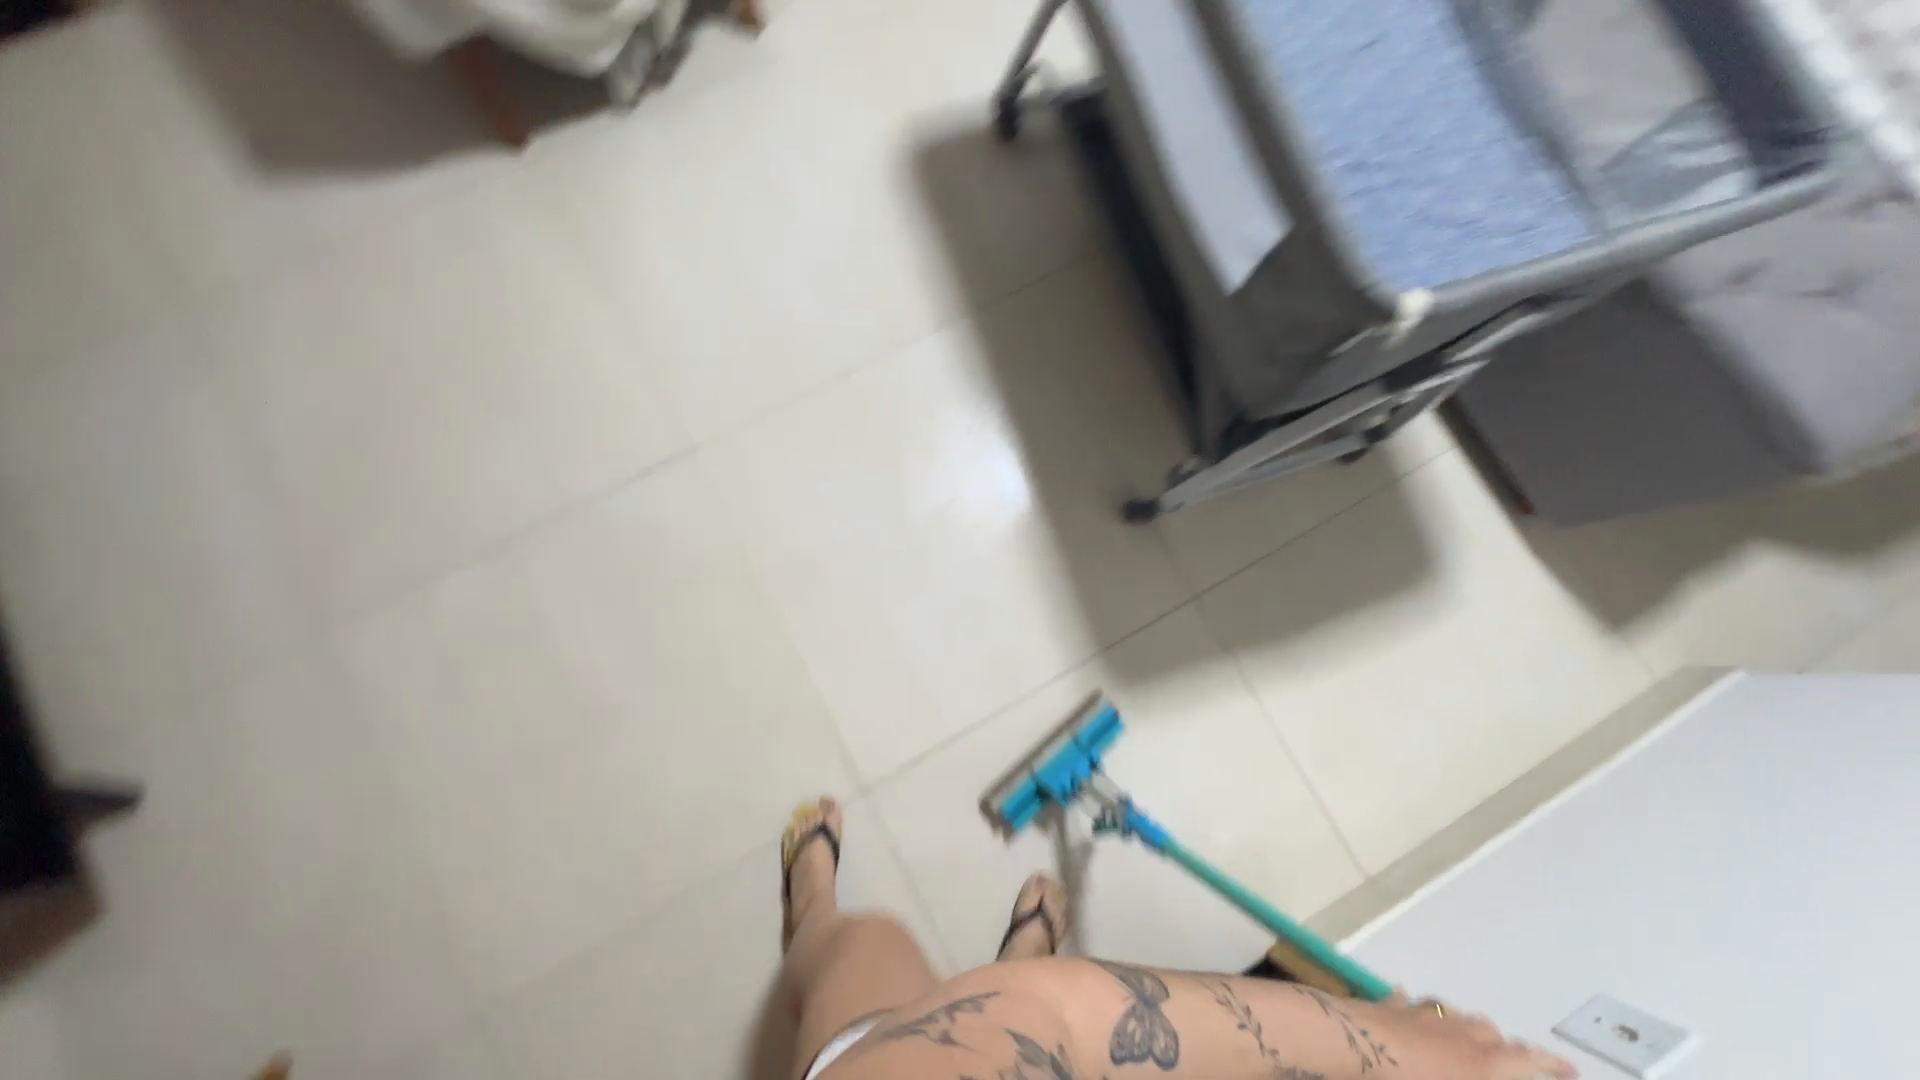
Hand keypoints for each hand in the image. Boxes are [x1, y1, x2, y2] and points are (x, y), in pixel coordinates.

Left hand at [1361, 994, 1576, 1079]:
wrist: (1350, 1047)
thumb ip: (1482, 1076)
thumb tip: (1485, 1072)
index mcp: (1480, 1063)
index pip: (1525, 1059)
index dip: (1549, 1063)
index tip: (1568, 1068)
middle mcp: (1457, 1032)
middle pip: (1489, 1031)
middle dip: (1502, 1045)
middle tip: (1505, 1061)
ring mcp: (1420, 1014)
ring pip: (1453, 1012)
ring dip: (1463, 1025)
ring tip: (1464, 1038)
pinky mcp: (1387, 1007)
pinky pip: (1405, 1001)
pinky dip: (1411, 1005)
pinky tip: (1406, 1000)